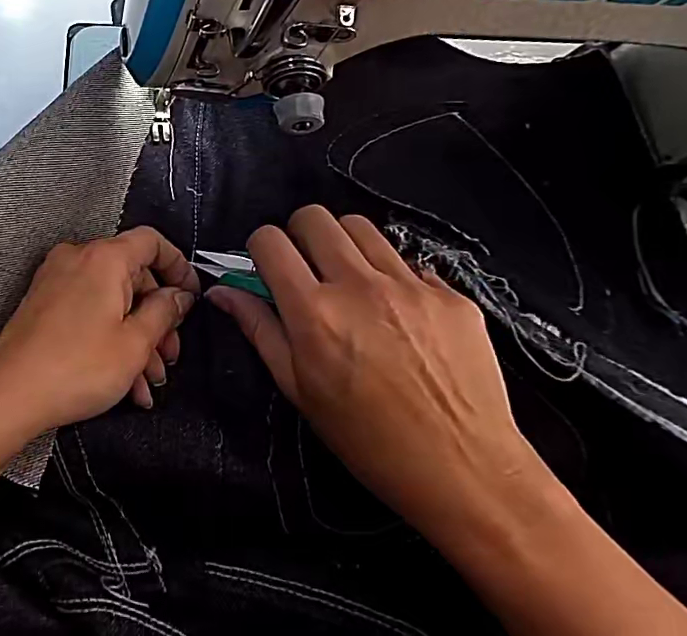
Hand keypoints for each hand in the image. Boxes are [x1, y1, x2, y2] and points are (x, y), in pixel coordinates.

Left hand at [0, 227, 199, 445]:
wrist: (7, 398)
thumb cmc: (71, 369)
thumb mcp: (136, 343)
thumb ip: (165, 311)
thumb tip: (178, 296)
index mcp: (105, 257)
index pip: (152, 242)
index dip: (178, 266)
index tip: (190, 294)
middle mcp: (79, 259)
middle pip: (133, 275)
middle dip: (157, 317)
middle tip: (170, 352)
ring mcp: (57, 280)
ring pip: (112, 299)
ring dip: (136, 336)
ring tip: (148, 379)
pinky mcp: (44, 303)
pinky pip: (89, 311)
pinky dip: (109, 337)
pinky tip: (124, 380)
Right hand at [207, 206, 538, 536]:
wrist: (464, 470)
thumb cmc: (369, 441)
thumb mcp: (300, 391)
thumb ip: (259, 329)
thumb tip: (222, 291)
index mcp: (315, 313)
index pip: (270, 241)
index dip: (261, 248)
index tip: (269, 266)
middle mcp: (359, 286)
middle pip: (314, 217)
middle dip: (300, 234)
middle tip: (307, 267)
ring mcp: (409, 284)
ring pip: (360, 226)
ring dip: (345, 245)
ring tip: (352, 282)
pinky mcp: (448, 292)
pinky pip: (408, 262)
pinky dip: (393, 276)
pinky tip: (400, 314)